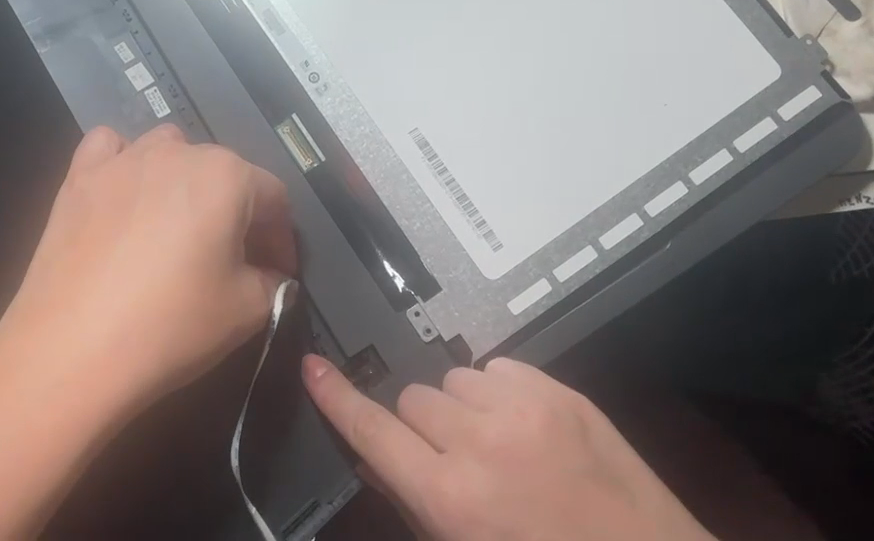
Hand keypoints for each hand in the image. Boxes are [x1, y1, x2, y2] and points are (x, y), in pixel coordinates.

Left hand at [0, 126, 294, 539]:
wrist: (70, 349)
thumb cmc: (170, 326)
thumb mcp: (246, 312)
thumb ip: (273, 283)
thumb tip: (270, 274)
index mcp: (227, 176)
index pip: (273, 198)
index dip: (282, 237)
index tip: (279, 274)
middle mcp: (178, 151)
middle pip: (224, 172)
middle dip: (237, 213)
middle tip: (234, 261)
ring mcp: (124, 159)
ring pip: (170, 150)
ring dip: (185, 181)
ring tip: (178, 228)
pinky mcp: (79, 176)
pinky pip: (111, 149)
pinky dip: (124, 163)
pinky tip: (125, 196)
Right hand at [303, 355, 716, 540]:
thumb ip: (415, 505)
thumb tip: (374, 455)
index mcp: (452, 499)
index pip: (374, 432)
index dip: (337, 399)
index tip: (312, 367)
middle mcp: (481, 443)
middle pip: (414, 399)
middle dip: (422, 428)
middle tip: (453, 462)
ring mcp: (525, 409)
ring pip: (454, 379)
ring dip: (462, 408)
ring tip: (496, 445)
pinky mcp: (561, 390)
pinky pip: (499, 368)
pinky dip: (500, 393)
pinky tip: (525, 427)